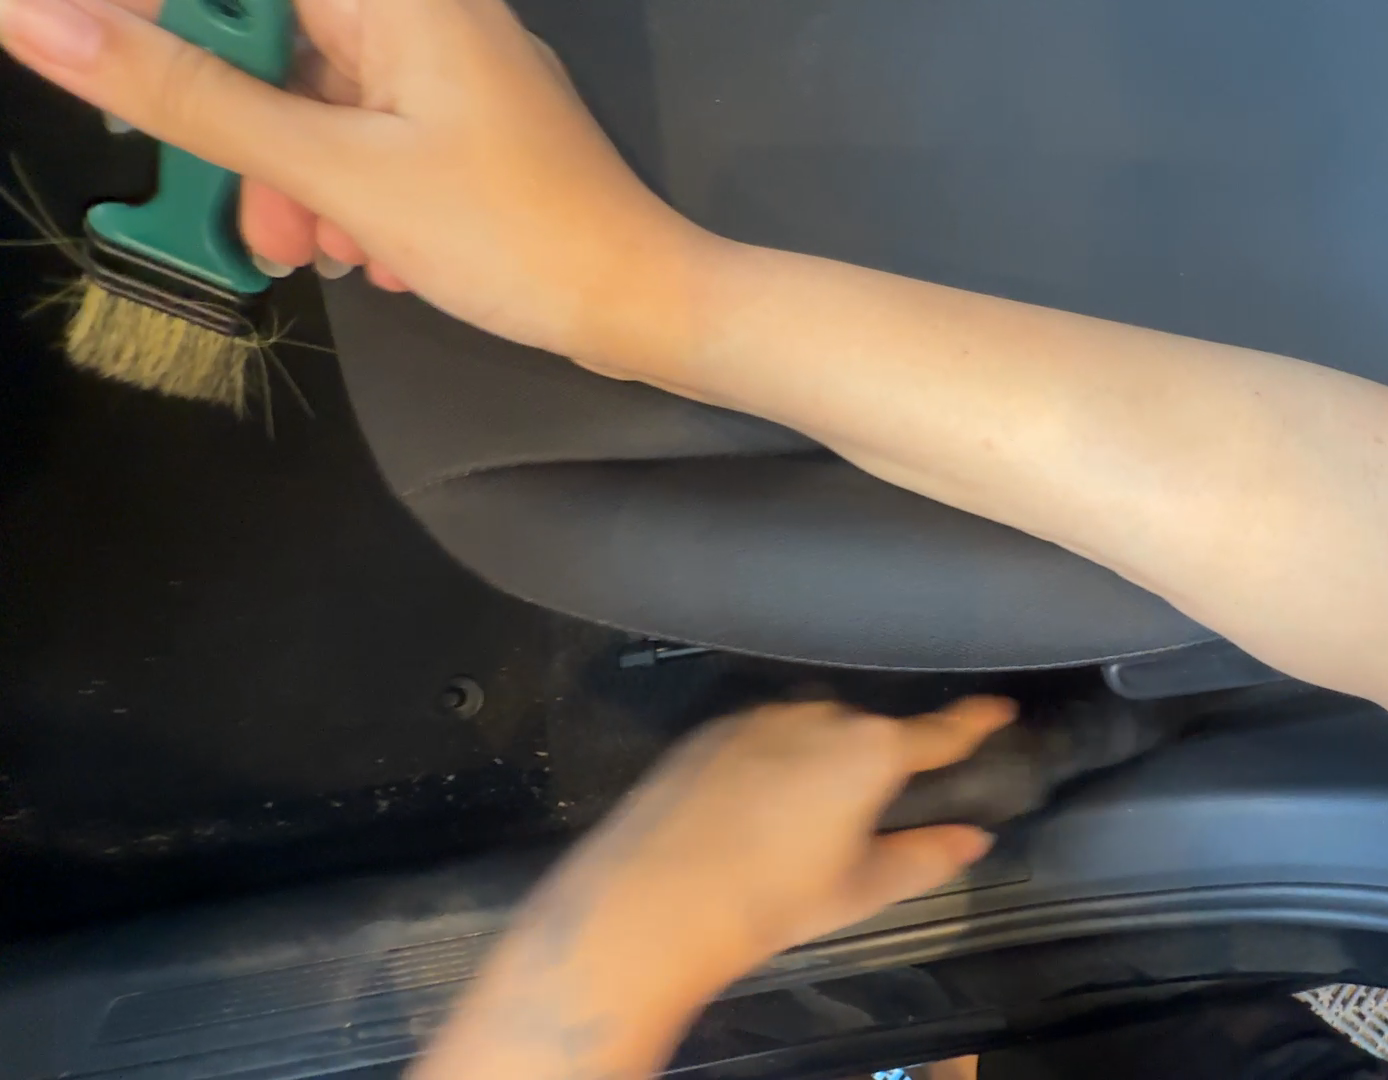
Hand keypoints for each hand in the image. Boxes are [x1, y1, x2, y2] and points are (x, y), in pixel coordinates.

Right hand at [0, 0, 705, 363]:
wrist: (647, 309)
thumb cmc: (516, 241)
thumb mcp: (343, 176)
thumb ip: (194, 98)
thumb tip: (30, 14)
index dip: (169, 16)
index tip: (134, 78)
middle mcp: (438, 22)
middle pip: (288, 40)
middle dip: (248, 129)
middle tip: (245, 216)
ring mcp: (471, 87)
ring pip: (342, 105)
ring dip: (310, 180)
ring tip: (316, 255)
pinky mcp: (491, 145)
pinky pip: (398, 146)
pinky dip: (371, 196)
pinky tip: (378, 258)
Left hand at [411, 698, 1015, 1079]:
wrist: (649, 901)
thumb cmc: (772, 901)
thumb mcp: (859, 888)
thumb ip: (926, 856)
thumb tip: (976, 838)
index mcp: (870, 751)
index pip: (941, 729)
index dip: (976, 717)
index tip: (1001, 706)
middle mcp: (823, 716)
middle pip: (871, 732)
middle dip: (877, 762)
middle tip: (863, 813)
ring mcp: (766, 714)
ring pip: (817, 730)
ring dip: (823, 759)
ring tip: (797, 816)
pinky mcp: (719, 724)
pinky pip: (770, 733)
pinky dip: (778, 757)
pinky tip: (754, 803)